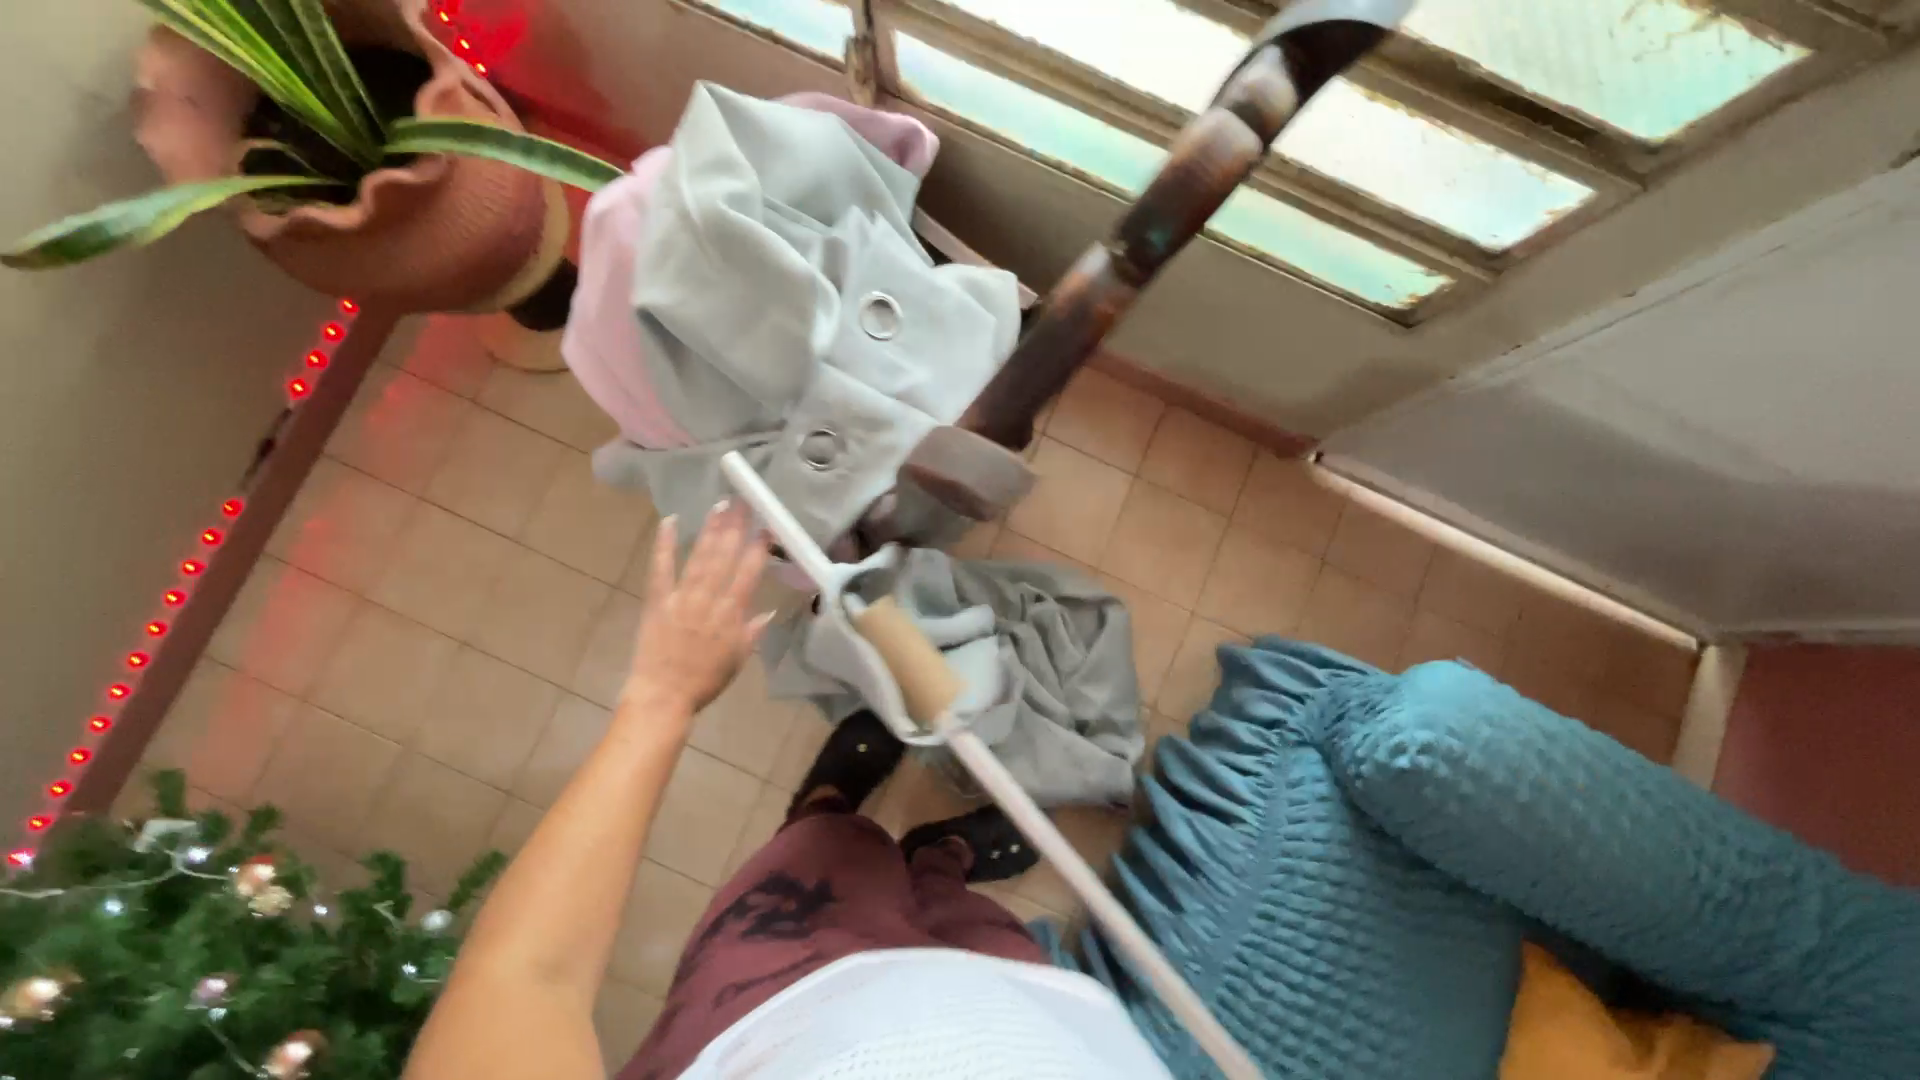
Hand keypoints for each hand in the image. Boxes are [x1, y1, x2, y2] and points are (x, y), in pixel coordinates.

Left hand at [623, 503, 772, 717]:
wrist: (663, 696)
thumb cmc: (704, 681)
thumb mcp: (737, 659)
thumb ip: (752, 632)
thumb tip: (770, 611)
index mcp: (731, 616)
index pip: (749, 574)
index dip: (759, 548)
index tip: (767, 526)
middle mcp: (708, 602)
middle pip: (725, 558)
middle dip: (736, 528)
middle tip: (743, 502)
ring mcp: (681, 599)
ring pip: (699, 558)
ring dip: (710, 530)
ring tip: (720, 505)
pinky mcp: (656, 602)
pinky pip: (660, 569)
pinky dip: (664, 545)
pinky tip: (669, 521)